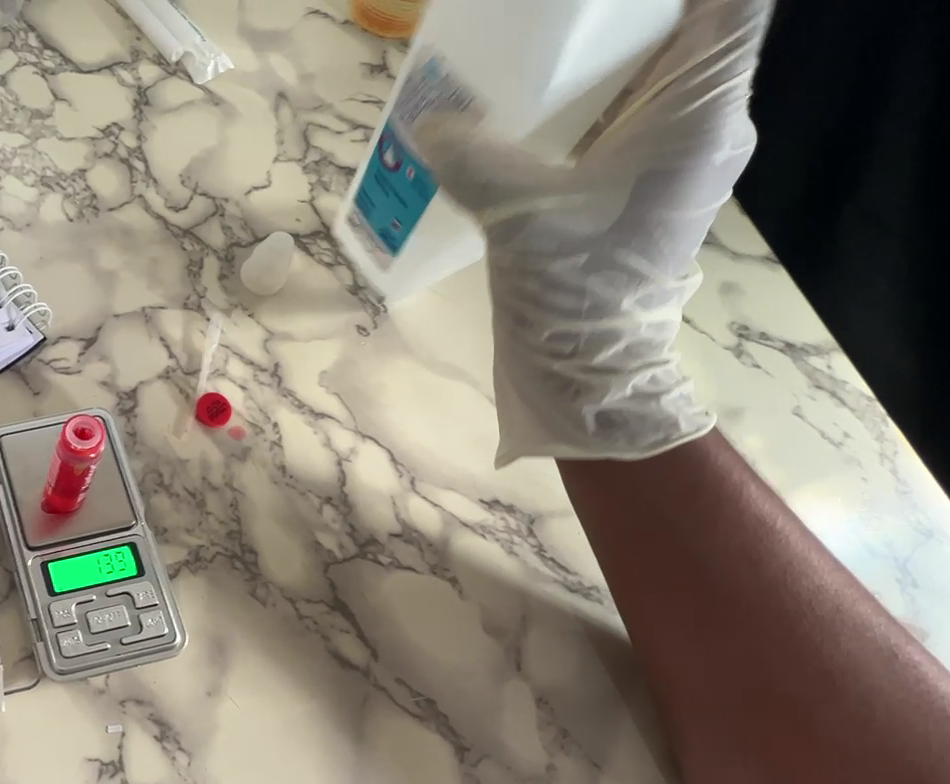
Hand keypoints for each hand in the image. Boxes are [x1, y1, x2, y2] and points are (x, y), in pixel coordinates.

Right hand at [407, 0, 771, 465]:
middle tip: (548, 27)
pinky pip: (628, 127)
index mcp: (701, 113)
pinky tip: (529, 125)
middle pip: (686, 37)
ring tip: (531, 65)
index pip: (728, 4)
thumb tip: (429, 124)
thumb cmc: (572, 288)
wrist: (586, 373)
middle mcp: (707, 126)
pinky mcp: (646, 195)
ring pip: (654, 83)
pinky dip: (587, 113)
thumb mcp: (515, 213)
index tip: (598, 11)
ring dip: (599, 68)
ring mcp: (678, 164)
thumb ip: (473, 159)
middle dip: (618, 24)